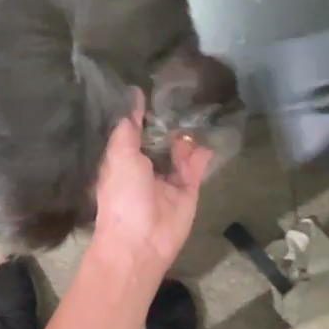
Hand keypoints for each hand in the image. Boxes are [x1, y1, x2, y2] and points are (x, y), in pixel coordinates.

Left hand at [91, 90, 212, 277]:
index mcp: (123, 160)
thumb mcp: (120, 156)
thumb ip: (128, 129)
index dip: (140, 112)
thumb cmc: (123, 195)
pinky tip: (207, 138)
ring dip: (185, 135)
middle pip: (158, 140)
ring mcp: (167, 180)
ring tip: (196, 111)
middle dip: (166, 121)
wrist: (141, 242)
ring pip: (179, 151)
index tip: (150, 87)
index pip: (132, 131)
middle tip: (181, 93)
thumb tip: (132, 99)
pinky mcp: (187, 190)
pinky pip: (196, 167)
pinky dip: (201, 154)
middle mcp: (144, 167)